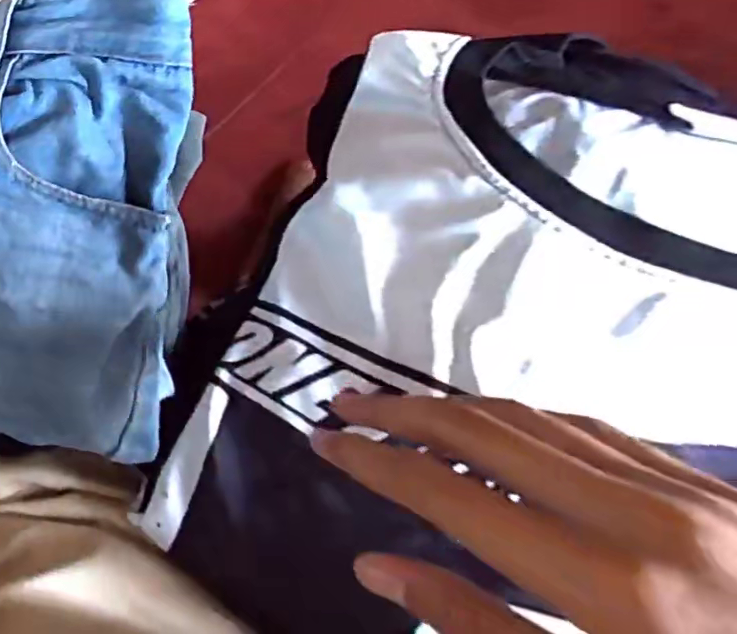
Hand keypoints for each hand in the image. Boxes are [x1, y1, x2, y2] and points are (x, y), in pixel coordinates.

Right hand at [314, 392, 736, 633]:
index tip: (321, 441)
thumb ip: (479, 626)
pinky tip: (496, 424)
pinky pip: (595, 431)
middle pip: (479, 430)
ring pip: (533, 418)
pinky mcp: (725, 496)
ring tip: (400, 408)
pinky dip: (523, 417)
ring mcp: (697, 501)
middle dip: (398, 412)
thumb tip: (374, 568)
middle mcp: (648, 524)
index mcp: (616, 589)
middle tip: (343, 406)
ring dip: (451, 406)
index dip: (370, 459)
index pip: (444, 490)